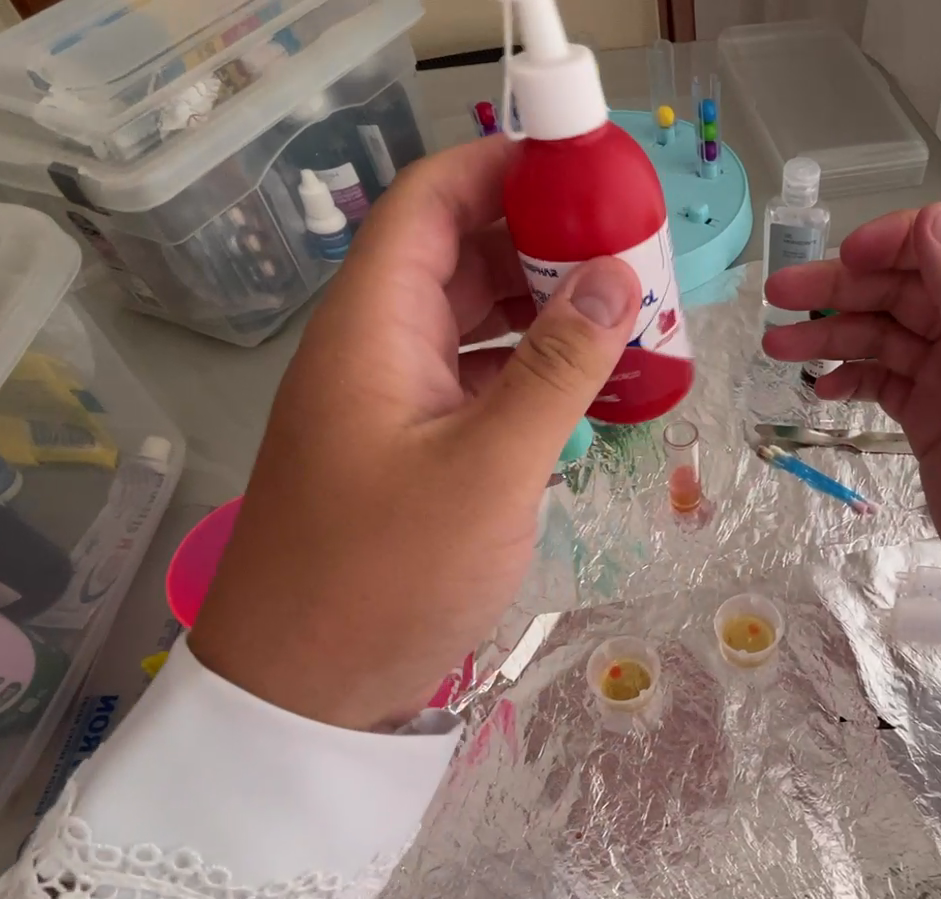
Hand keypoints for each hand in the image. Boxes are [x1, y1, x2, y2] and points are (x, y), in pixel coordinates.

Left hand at [189, 138, 640, 729]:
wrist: (308, 688)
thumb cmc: (389, 572)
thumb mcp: (490, 465)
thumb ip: (556, 367)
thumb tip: (617, 277)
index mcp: (374, 326)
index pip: (432, 202)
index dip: (503, 169)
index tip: (587, 173)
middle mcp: (378, 348)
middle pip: (459, 258)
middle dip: (543, 244)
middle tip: (632, 254)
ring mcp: (394, 403)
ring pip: (474, 325)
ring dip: (544, 314)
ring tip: (627, 317)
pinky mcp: (413, 451)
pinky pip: (477, 384)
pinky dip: (531, 375)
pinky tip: (588, 389)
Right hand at [762, 203, 940, 573]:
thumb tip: (931, 220)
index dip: (898, 240)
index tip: (846, 259)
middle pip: (904, 288)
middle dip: (842, 289)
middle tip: (777, 298)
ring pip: (883, 335)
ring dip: (832, 335)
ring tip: (777, 347)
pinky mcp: (928, 414)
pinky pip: (881, 380)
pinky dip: (850, 378)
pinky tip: (820, 390)